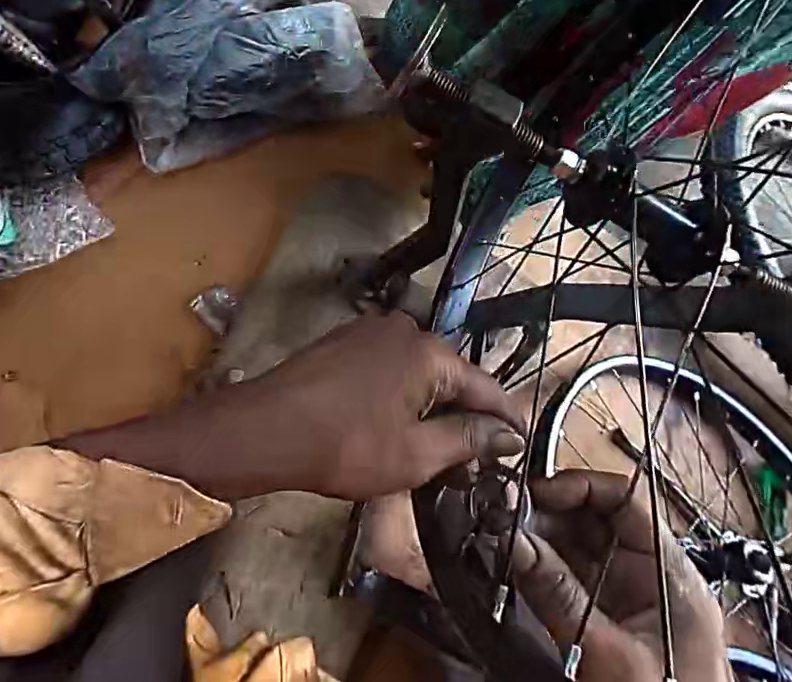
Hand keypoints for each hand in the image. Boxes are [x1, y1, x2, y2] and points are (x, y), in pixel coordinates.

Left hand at [63, 312, 524, 500]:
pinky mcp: (344, 340)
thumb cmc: (346, 444)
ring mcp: (369, 330)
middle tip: (471, 464)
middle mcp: (403, 329)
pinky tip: (393, 424)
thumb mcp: (416, 454)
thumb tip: (506, 434)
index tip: (522, 447)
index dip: (506, 421)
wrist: (269, 425)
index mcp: (428, 351)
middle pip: (450, 376)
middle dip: (463, 416)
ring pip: (418, 372)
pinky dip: (400, 394)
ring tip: (432, 451)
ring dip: (429, 407)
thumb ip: (467, 440)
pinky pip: (388, 367)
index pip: (485, 386)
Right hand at [512, 470, 728, 681]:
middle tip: (504, 513)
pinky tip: (509, 563)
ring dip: (535, 536)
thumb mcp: (611, 655)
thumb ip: (558, 594)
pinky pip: (563, 573)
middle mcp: (646, 574)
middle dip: (546, 510)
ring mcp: (623, 595)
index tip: (533, 490)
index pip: (624, 499)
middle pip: (592, 517)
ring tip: (501, 538)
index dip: (578, 485)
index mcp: (670, 573)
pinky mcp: (601, 616)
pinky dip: (535, 564)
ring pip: (572, 543)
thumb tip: (510, 537)